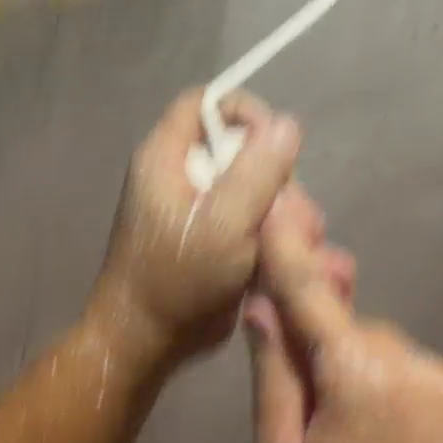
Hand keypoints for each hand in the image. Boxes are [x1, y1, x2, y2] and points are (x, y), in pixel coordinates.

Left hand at [87, 89, 300, 366]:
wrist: (148, 340)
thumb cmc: (177, 278)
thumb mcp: (223, 223)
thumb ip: (255, 172)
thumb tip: (287, 122)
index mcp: (165, 157)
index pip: (204, 103)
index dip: (244, 112)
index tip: (278, 146)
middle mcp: (177, 174)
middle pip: (238, 147)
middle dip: (274, 177)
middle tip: (291, 216)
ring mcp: (194, 206)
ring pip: (252, 186)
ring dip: (281, 211)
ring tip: (295, 245)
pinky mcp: (210, 235)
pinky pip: (250, 217)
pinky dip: (271, 233)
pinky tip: (288, 259)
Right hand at [246, 208, 442, 442]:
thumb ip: (273, 383)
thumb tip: (261, 311)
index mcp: (358, 374)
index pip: (308, 289)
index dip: (284, 243)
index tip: (274, 197)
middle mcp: (413, 362)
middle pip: (343, 325)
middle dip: (316, 346)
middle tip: (303, 412)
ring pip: (378, 354)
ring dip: (354, 376)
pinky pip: (413, 380)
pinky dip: (388, 394)